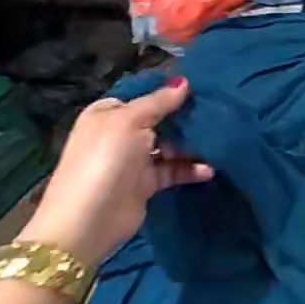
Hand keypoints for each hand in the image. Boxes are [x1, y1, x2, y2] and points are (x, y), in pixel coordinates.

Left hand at [19, 78, 212, 266]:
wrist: (87, 221)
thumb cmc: (105, 159)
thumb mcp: (129, 121)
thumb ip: (158, 102)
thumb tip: (184, 82)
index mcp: (109, 112)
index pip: (145, 95)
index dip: (170, 92)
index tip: (202, 87)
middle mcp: (121, 132)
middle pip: (160, 119)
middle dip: (185, 118)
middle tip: (218, 113)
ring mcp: (133, 158)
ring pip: (169, 145)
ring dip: (191, 144)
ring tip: (217, 142)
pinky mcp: (145, 184)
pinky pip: (172, 170)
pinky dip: (189, 169)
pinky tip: (208, 169)